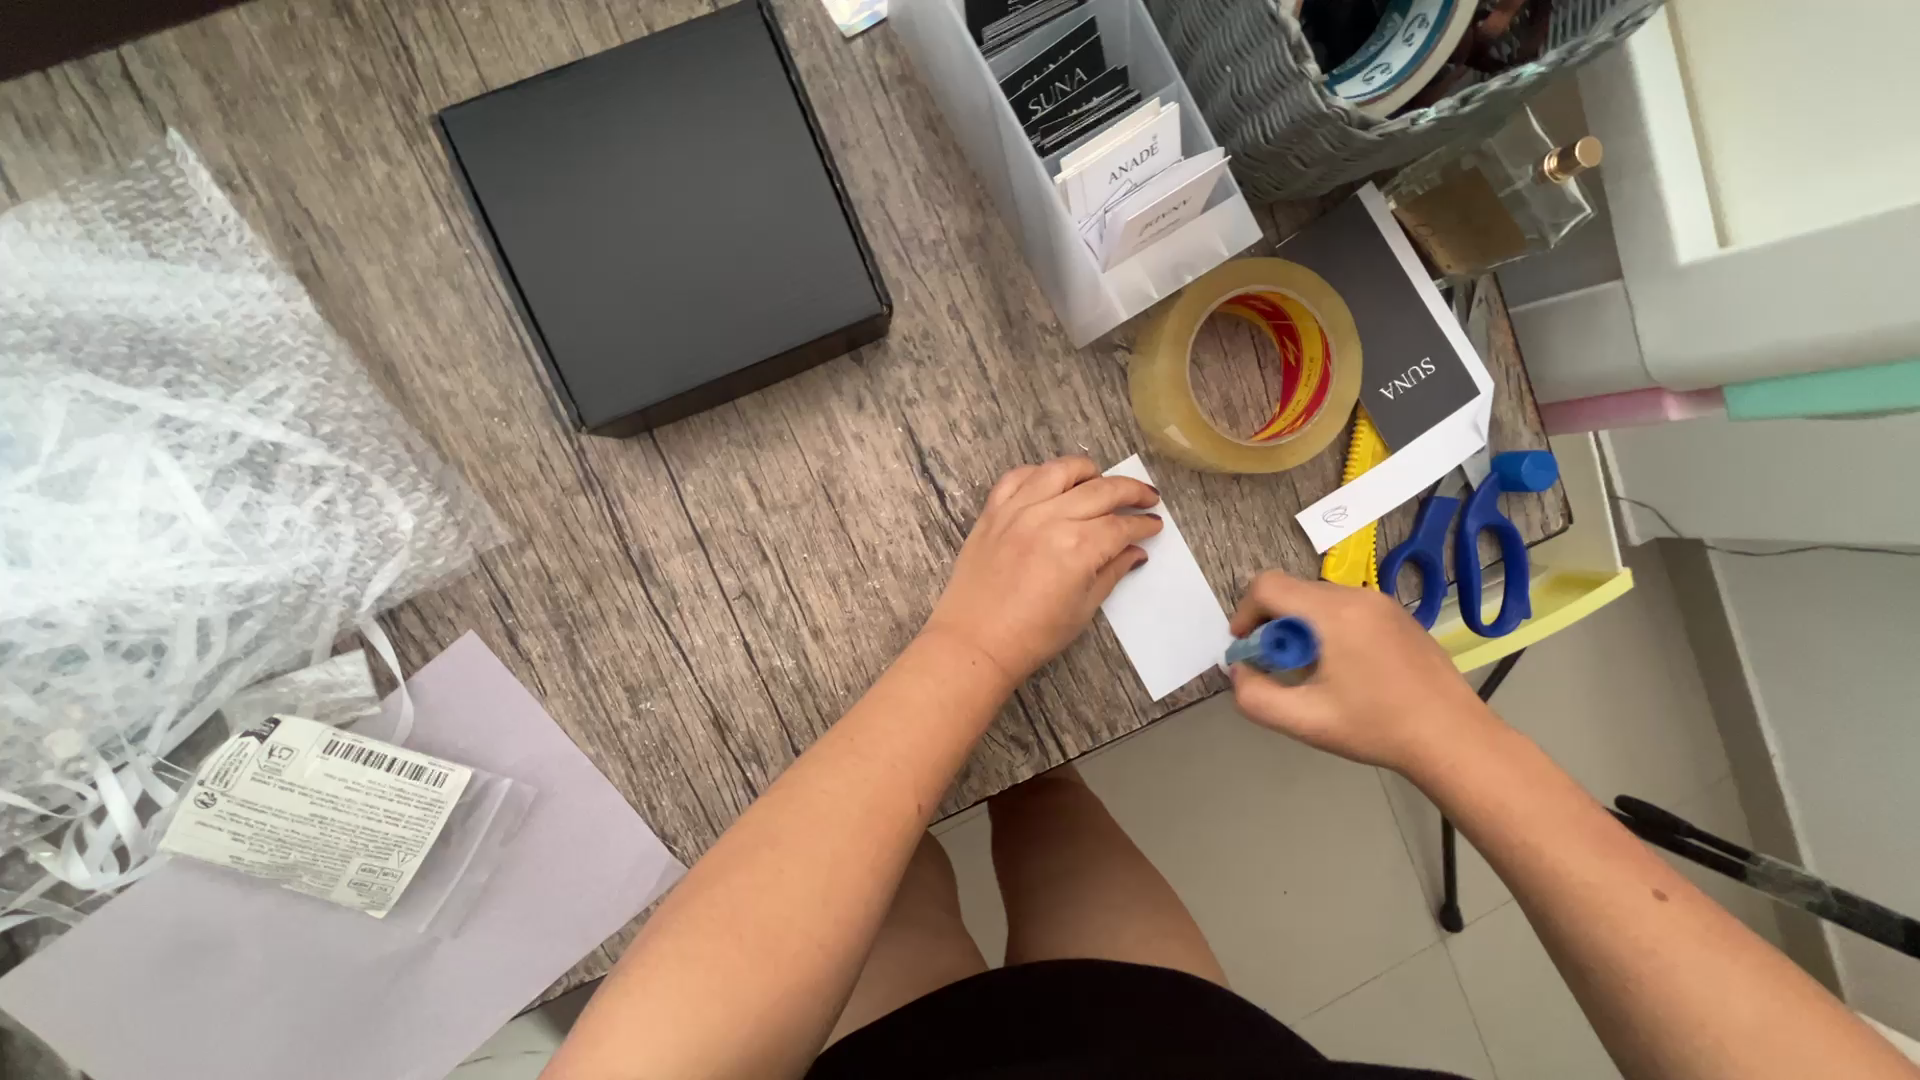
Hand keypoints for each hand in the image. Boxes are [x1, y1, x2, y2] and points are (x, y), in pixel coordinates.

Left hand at [924, 457, 1161, 684]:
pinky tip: (1052, 483)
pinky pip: (1017, 477)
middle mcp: (1049, 519)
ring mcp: (1017, 511)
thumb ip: (1111, 572)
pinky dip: (1039, 474)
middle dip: (1131, 491)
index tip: (1154, 525)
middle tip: (1146, 498)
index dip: (1143, 525)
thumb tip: (1134, 552)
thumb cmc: (1031, 635)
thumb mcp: (1083, 608)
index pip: (1121, 525)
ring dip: (1088, 472)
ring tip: (1101, 481)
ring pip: (1060, 471)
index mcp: (1077, 547)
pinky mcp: (992, 512)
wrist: (974, 641)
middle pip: (1101, 490)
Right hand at [1226, 571, 1497, 771]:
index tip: (1248, 647)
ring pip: (1318, 599)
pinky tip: (1347, 670)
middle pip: (1292, 591)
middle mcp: (1358, 596)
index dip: (1244, 613)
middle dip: (1273, 623)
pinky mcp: (1399, 616)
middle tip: (1280, 666)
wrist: (1455, 739)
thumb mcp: (1304, 720)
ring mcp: (1383, 603)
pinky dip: (1329, 628)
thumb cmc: (1377, 728)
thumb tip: (1239, 670)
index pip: (1267, 586)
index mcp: (1333, 613)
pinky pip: (1346, 608)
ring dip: (1300, 626)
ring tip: (1314, 671)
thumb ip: (1254, 696)